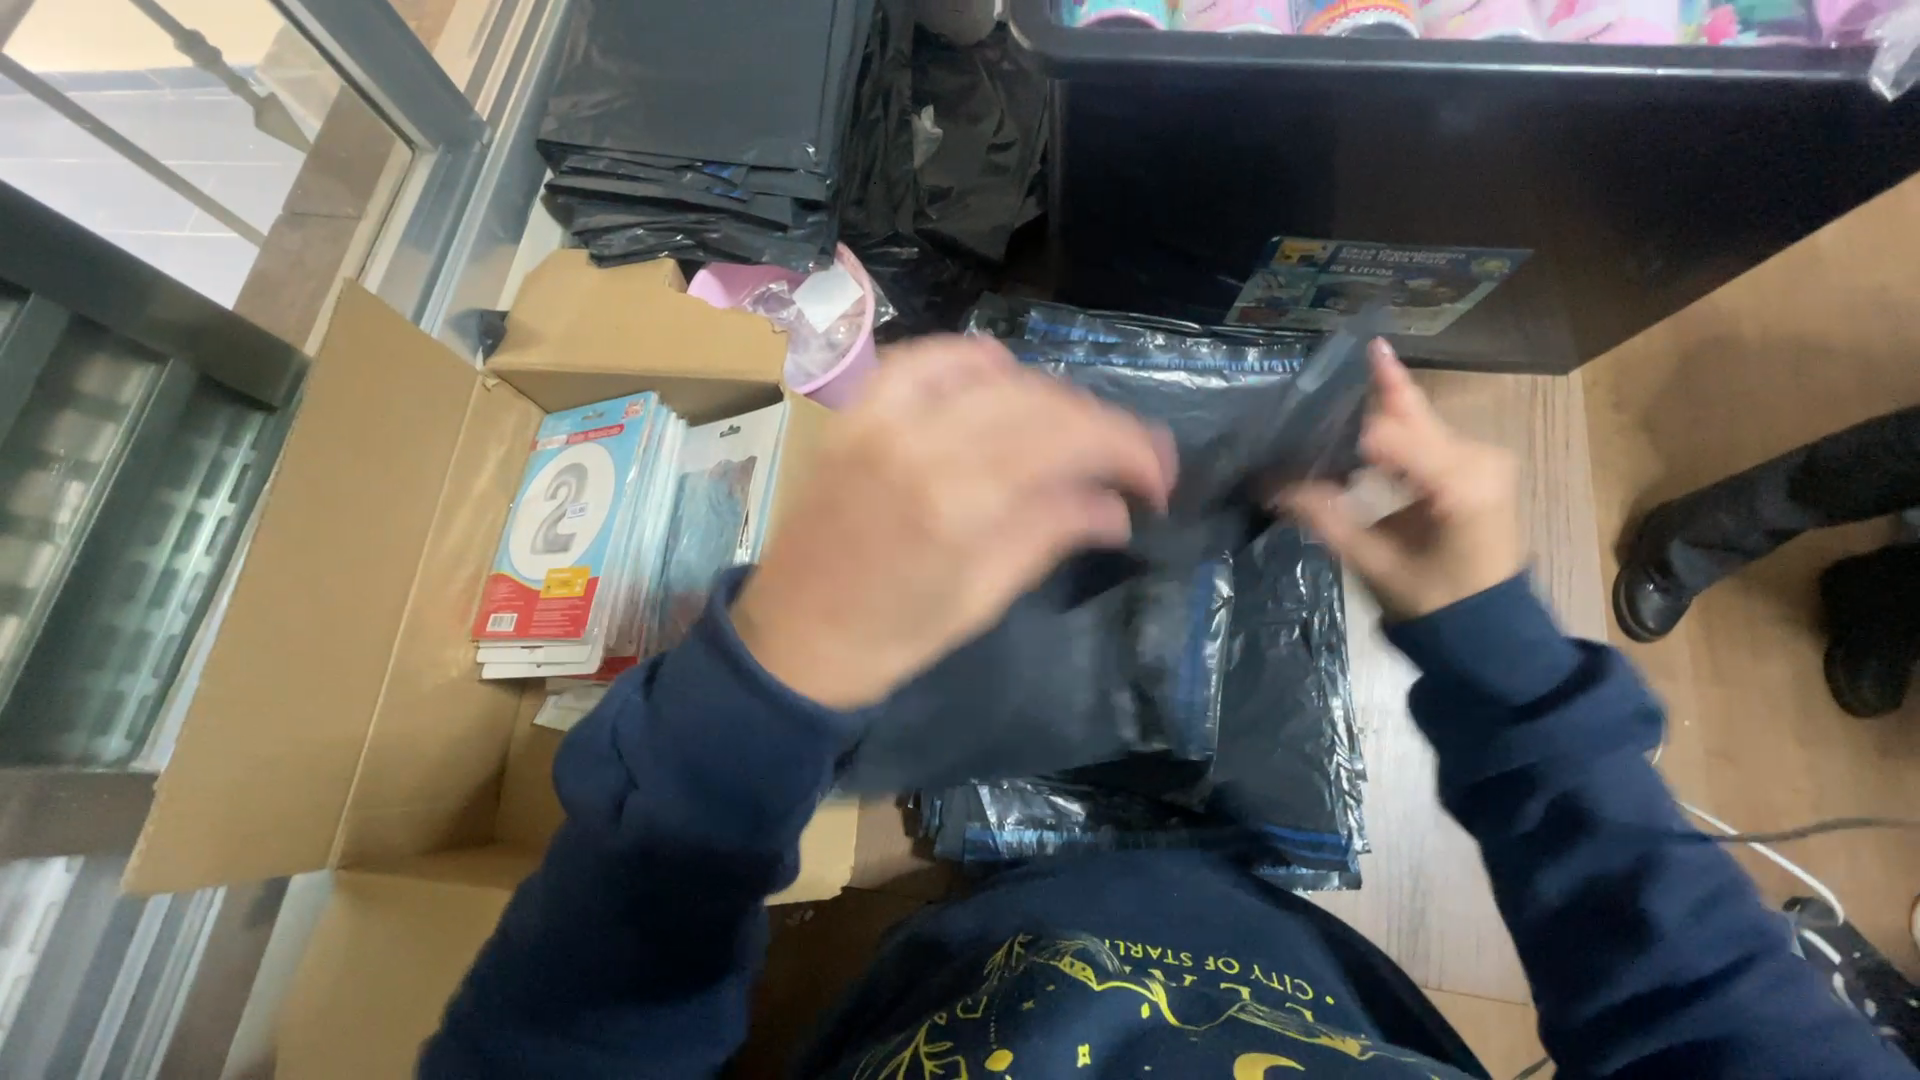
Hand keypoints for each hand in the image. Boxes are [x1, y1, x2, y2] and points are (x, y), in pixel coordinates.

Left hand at [733, 335, 1175, 708]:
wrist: (792, 639)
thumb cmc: (893, 638)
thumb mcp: (984, 597)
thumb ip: (1052, 531)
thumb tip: (1119, 505)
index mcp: (956, 499)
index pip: (1068, 439)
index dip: (1129, 447)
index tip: (1160, 476)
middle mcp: (918, 439)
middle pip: (1038, 400)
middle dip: (1100, 423)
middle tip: (1131, 460)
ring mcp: (878, 417)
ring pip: (990, 372)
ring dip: (1046, 395)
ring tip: (1072, 433)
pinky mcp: (854, 413)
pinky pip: (924, 358)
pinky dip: (973, 363)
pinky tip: (1000, 381)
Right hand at [1278, 339, 1522, 621]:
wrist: (1487, 623)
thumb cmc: (1430, 599)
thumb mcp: (1371, 562)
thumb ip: (1323, 517)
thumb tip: (1269, 484)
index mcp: (1459, 483)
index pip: (1387, 436)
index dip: (1339, 431)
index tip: (1296, 425)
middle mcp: (1478, 456)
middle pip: (1406, 413)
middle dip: (1358, 399)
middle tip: (1315, 372)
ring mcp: (1482, 455)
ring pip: (1414, 417)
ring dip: (1369, 412)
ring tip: (1326, 395)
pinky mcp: (1476, 461)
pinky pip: (1423, 431)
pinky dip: (1388, 429)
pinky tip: (1356, 425)